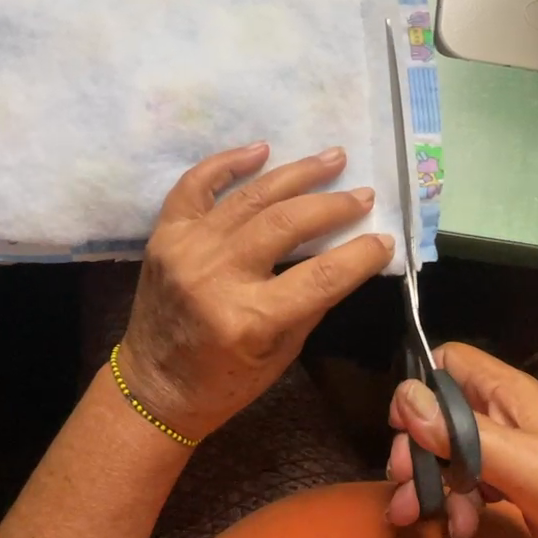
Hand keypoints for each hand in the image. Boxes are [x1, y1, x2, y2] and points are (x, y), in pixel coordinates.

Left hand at [116, 143, 394, 441]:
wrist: (153, 387)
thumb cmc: (225, 380)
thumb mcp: (283, 353)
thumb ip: (314, 300)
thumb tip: (349, 255)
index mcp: (249, 319)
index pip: (321, 275)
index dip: (360, 254)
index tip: (384, 239)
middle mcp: (216, 276)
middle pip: (287, 224)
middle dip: (334, 205)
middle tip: (363, 195)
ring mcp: (186, 250)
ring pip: (251, 197)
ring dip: (297, 173)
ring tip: (333, 158)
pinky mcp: (165, 236)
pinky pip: (195, 186)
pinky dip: (227, 163)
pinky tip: (262, 150)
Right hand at [384, 343, 537, 537]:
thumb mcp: (520, 463)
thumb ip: (462, 432)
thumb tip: (405, 398)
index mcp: (509, 395)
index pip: (452, 361)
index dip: (421, 385)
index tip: (402, 425)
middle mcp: (506, 417)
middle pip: (442, 412)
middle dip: (417, 446)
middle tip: (402, 481)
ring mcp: (511, 453)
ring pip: (451, 452)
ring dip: (430, 481)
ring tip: (416, 516)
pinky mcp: (515, 487)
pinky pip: (469, 483)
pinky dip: (456, 502)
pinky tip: (459, 529)